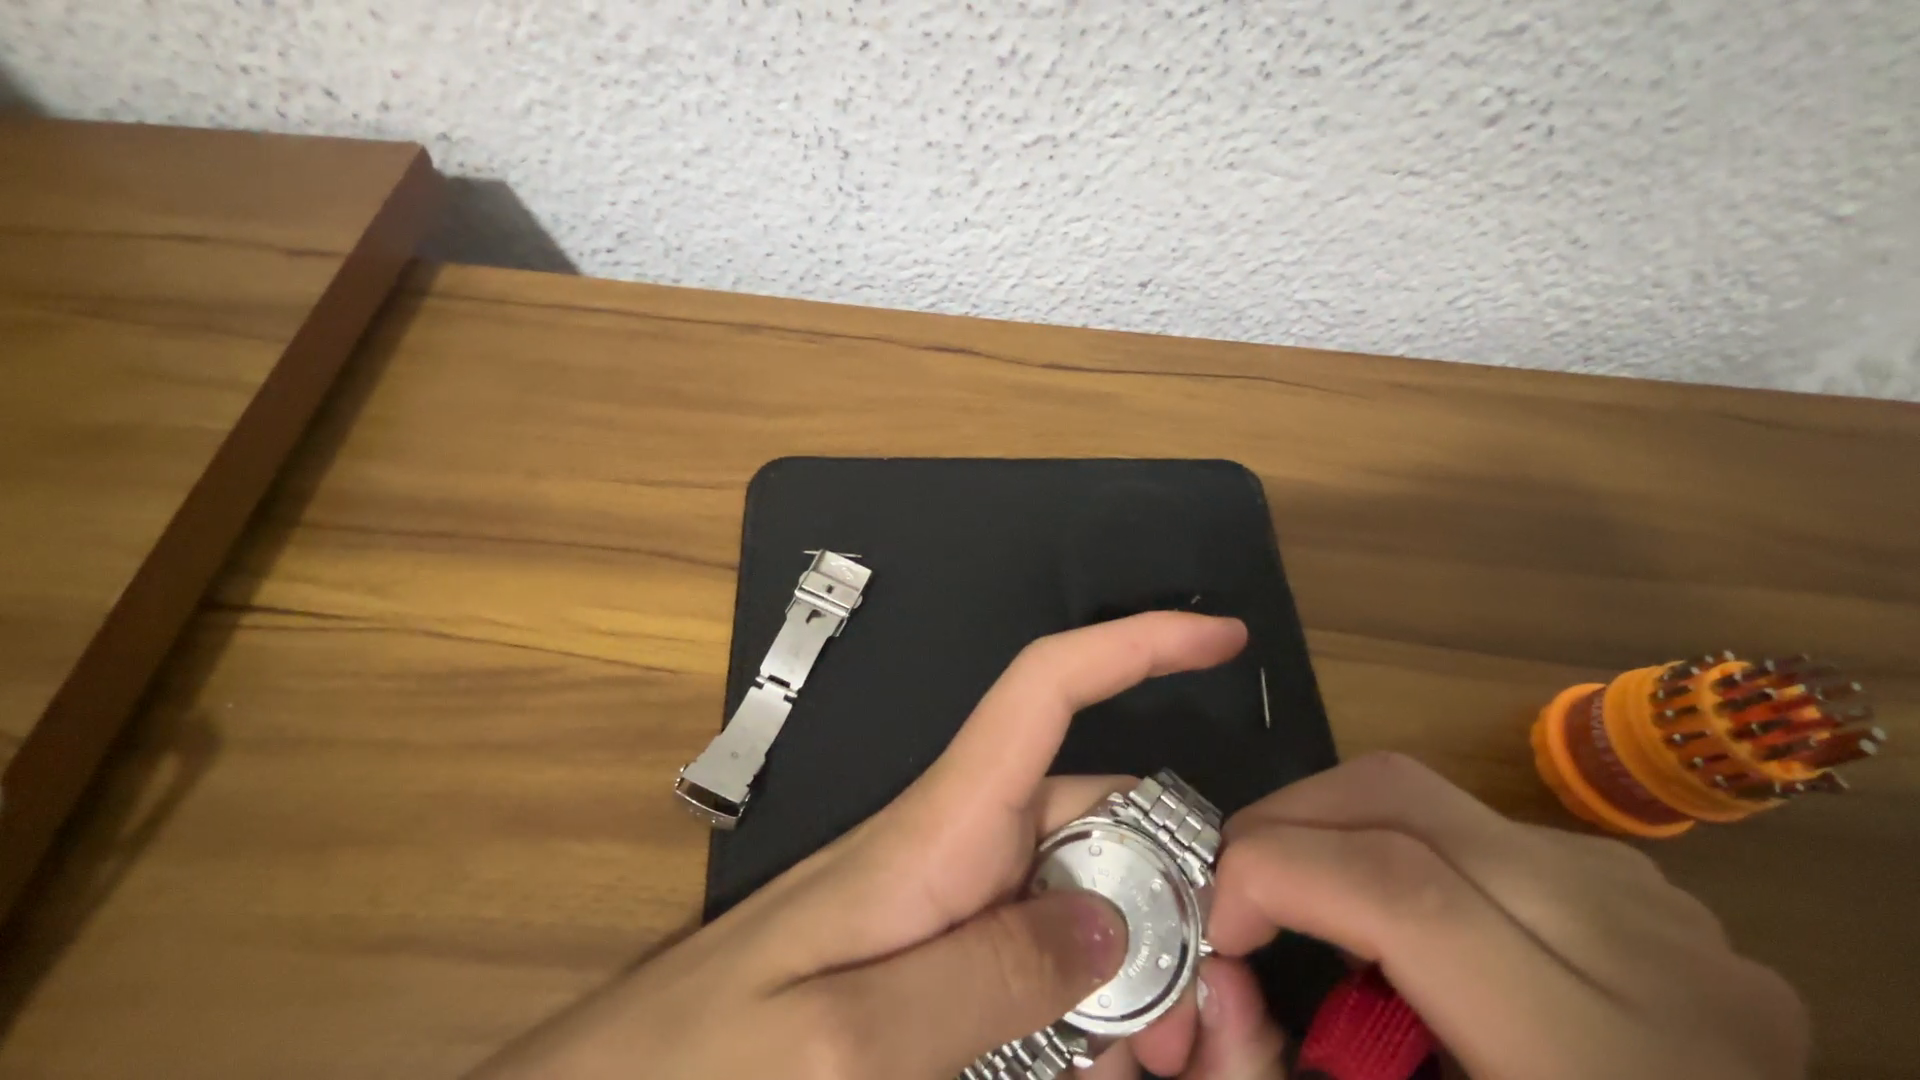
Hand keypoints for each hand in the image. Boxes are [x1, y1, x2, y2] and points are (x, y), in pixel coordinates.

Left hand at [471, 611, 1248, 1079]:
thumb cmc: (711, 1058)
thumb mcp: (853, 1039)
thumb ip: (985, 977)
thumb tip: (1106, 924)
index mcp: (940, 828)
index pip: (1044, 690)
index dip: (1135, 645)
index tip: (1221, 638)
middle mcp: (958, 849)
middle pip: (1101, 821)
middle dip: (1177, 895)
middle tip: (1210, 1021)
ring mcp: (952, 907)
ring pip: (1085, 904)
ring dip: (1137, 976)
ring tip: (1156, 1066)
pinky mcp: (941, 961)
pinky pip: (1042, 965)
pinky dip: (1087, 1016)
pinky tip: (1091, 1072)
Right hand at [1136, 752, 1809, 1079]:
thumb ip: (1295, 1074)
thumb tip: (1216, 979)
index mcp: (1594, 1056)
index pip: (1400, 890)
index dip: (1273, 874)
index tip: (1219, 925)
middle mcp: (1645, 951)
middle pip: (1405, 797)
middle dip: (1284, 818)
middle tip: (1238, 886)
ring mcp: (1664, 911)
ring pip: (1443, 802)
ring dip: (1344, 833)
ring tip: (1324, 915)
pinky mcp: (1660, 896)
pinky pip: (1493, 834)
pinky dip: (1417, 858)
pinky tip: (1429, 937)